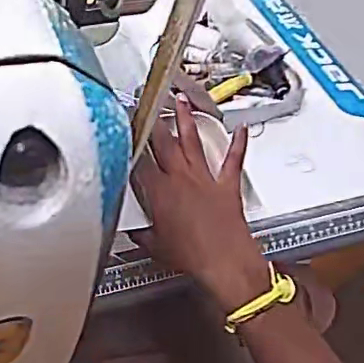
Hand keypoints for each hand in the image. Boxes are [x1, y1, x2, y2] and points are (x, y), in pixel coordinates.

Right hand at [130, 96, 271, 311]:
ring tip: (180, 101)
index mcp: (160, 192)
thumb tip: (136, 231)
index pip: (139, 161)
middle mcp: (182, 178)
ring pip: (192, 141)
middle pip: (163, 142)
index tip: (123, 131)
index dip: (129, 143)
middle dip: (152, 121)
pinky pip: (232, 159)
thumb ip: (143, 234)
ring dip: (186, 119)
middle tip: (145, 105)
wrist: (225, 261)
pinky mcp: (226, 185)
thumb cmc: (192, 256)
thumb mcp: (155, 246)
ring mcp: (205, 179)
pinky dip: (238, 143)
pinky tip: (241, 130)